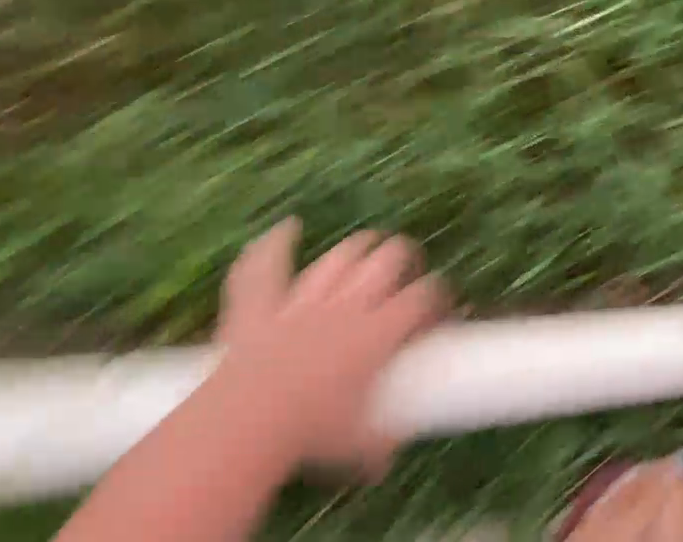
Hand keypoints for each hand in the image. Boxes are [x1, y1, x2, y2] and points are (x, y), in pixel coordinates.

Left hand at [212, 220, 446, 477]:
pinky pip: (265, 267)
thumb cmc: (311, 435)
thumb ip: (382, 441)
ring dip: (357, 250)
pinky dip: (274, 245)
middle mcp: (352, 303)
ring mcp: (304, 301)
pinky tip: (287, 227)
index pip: (427, 294)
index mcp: (383, 328)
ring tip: (369, 250)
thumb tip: (388, 456)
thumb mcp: (361, 445)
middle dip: (404, 258)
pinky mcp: (259, 308)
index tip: (441, 311)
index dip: (439, 297)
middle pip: (391, 257)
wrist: (241, 427)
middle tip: (408, 273)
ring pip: (341, 255)